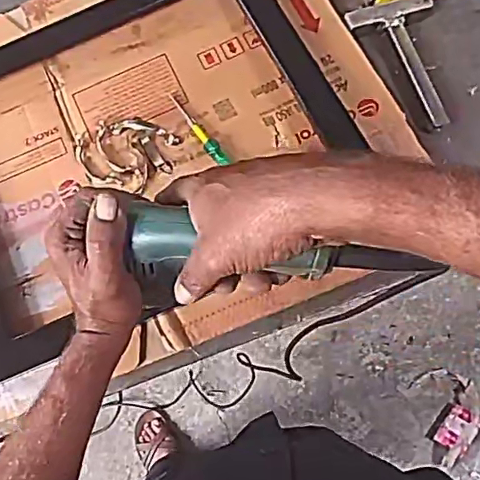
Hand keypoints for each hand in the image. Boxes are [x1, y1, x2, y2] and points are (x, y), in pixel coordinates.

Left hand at [45, 188, 142, 344]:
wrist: (107, 330)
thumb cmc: (105, 309)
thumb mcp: (106, 272)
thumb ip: (104, 237)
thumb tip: (106, 202)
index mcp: (60, 236)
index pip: (85, 197)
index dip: (112, 200)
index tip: (133, 210)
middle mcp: (66, 234)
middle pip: (94, 201)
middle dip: (120, 206)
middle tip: (140, 218)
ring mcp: (80, 239)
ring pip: (103, 210)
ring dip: (125, 215)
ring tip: (141, 226)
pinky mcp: (95, 246)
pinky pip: (110, 224)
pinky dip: (126, 226)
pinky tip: (137, 236)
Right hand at [158, 154, 364, 303]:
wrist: (320, 201)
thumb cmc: (267, 211)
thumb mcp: (215, 257)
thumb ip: (194, 277)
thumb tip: (184, 290)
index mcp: (200, 190)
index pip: (168, 202)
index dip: (161, 224)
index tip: (160, 246)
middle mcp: (229, 189)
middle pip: (211, 236)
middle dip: (220, 266)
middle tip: (224, 279)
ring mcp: (260, 199)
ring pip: (243, 245)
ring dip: (251, 269)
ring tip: (262, 274)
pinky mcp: (287, 210)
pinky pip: (271, 243)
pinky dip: (275, 258)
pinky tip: (283, 265)